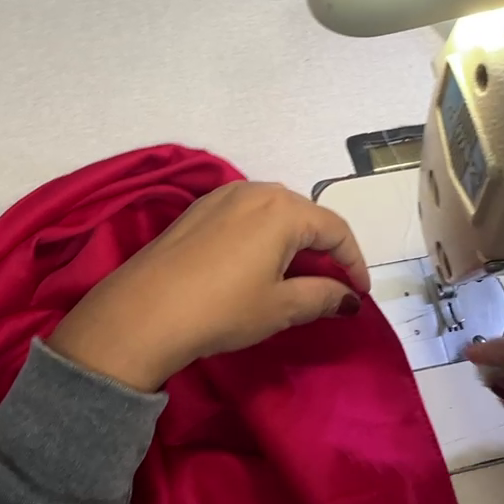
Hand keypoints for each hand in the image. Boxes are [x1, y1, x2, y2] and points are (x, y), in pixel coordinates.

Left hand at [47, 182, 370, 392]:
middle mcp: (257, 190)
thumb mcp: (281, 307)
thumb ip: (323, 297)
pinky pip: (247, 215)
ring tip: (296, 277)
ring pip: (275, 213)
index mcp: (284, 209)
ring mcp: (224, 195)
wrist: (143, 312)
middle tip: (331, 287)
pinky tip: (257, 265)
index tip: (360, 294)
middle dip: (324, 250)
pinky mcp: (199, 208)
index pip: (336, 230)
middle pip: (306, 216)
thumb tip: (348, 298)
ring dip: (293, 241)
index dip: (355, 262)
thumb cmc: (222, 309)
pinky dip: (264, 236)